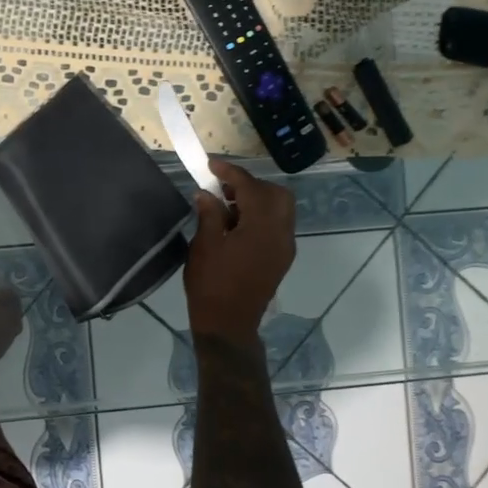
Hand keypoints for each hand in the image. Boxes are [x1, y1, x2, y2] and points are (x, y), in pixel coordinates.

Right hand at [184, 160, 295, 340]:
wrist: (228, 322)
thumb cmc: (210, 284)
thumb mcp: (204, 246)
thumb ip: (209, 215)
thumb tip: (207, 194)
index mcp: (261, 228)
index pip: (251, 188)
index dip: (231, 173)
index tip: (210, 165)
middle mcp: (281, 233)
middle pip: (276, 194)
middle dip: (250, 185)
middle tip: (222, 188)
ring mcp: (284, 246)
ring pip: (280, 209)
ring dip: (256, 200)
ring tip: (225, 206)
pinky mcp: (281, 257)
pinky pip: (277, 225)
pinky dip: (260, 215)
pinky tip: (235, 225)